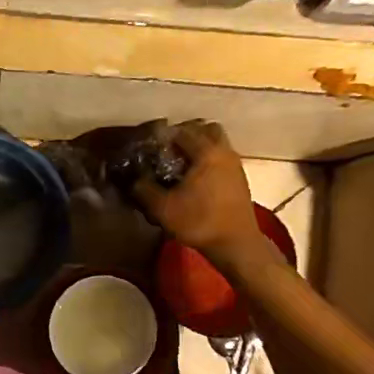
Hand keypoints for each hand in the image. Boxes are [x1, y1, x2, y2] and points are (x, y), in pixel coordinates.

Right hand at [134, 120, 265, 265]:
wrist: (236, 244)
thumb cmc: (199, 222)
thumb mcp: (163, 208)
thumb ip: (144, 189)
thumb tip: (134, 179)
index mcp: (206, 152)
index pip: (182, 131)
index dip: (164, 137)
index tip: (151, 149)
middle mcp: (224, 151)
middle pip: (206, 129)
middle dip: (187, 135)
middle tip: (170, 151)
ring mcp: (235, 165)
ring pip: (217, 143)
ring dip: (200, 148)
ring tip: (182, 166)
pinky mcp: (240, 179)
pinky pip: (222, 158)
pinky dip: (210, 161)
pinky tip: (197, 180)